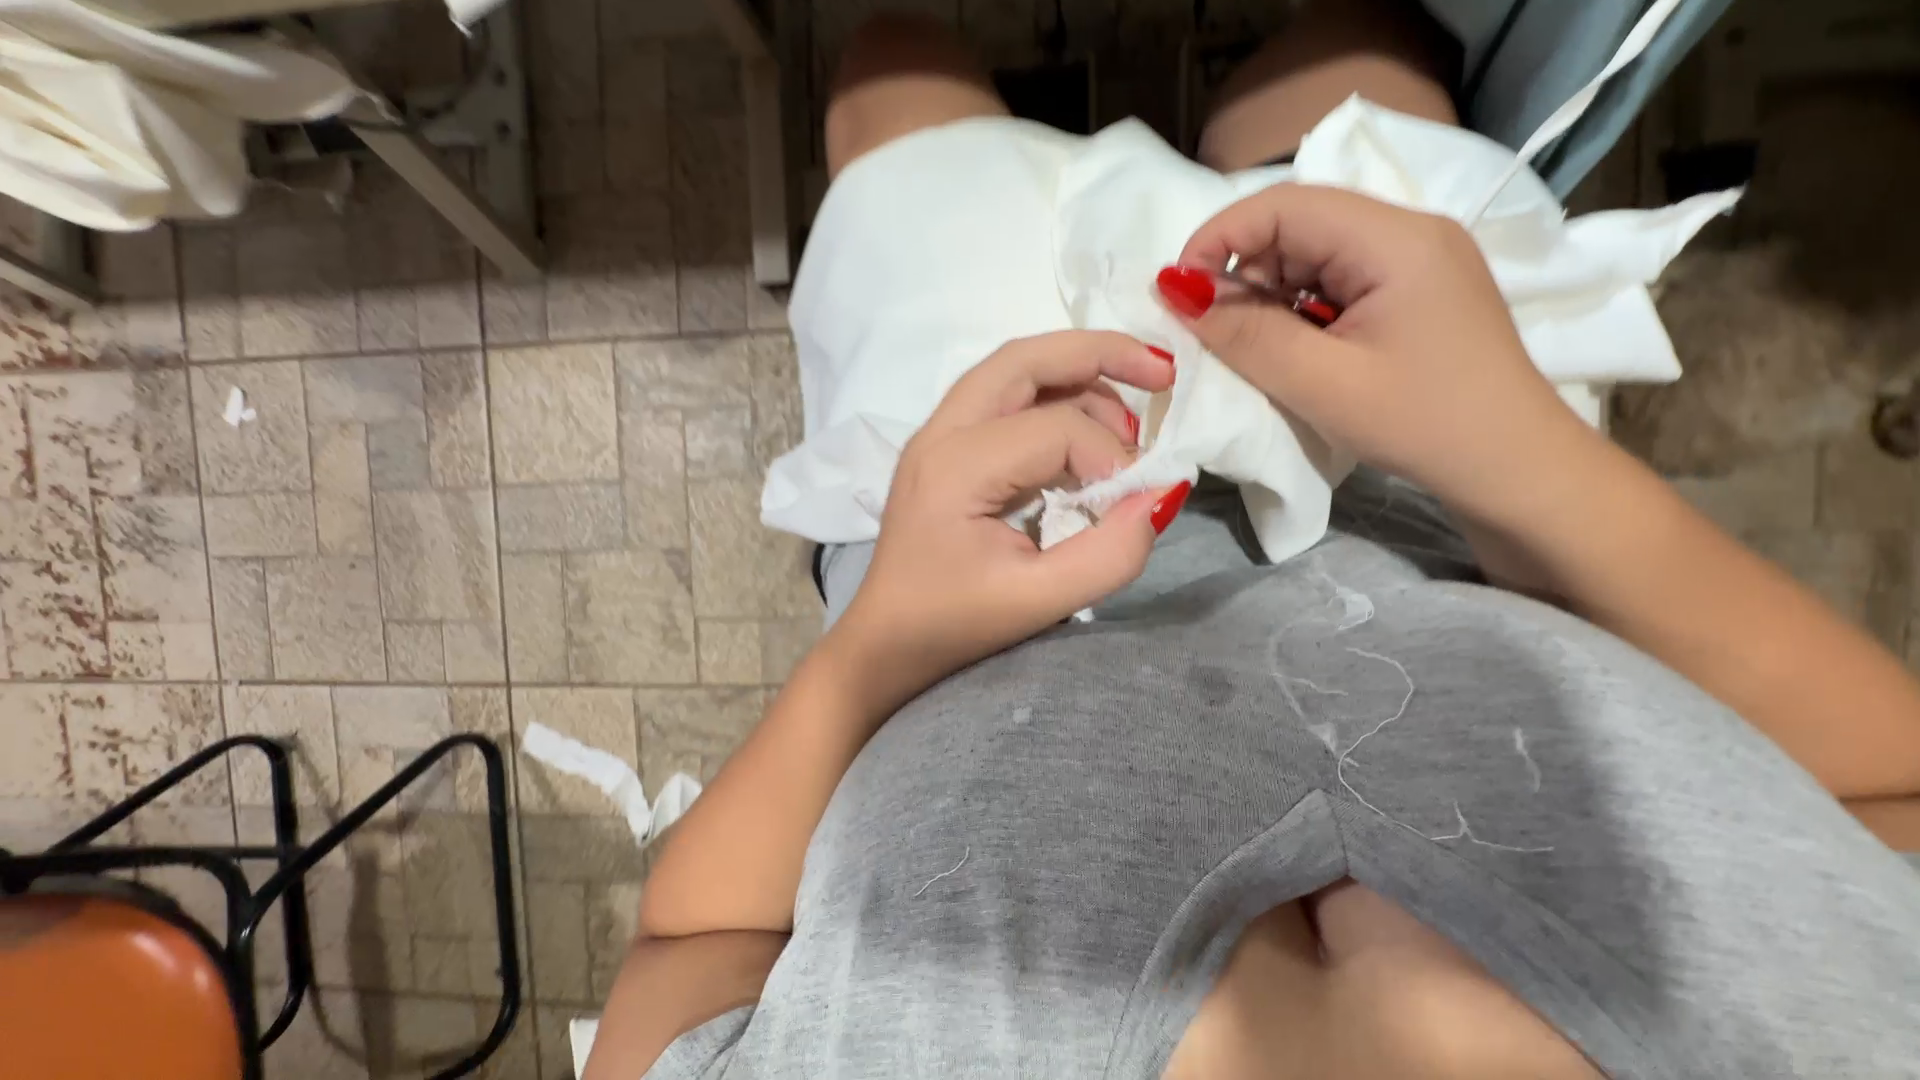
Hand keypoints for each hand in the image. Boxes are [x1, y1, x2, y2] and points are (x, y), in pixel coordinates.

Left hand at [828, 331, 1187, 712]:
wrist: (885, 642)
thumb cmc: (953, 625)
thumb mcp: (1038, 602)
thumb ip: (1109, 553)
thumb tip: (1161, 495)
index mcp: (955, 468)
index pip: (1055, 429)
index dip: (1111, 458)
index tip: (1137, 501)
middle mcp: (940, 433)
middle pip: (1025, 358)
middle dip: (1101, 352)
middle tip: (1164, 371)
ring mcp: (937, 435)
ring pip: (1014, 371)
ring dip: (1078, 379)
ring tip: (1129, 429)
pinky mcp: (945, 447)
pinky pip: (1005, 398)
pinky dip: (1055, 401)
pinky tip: (1088, 438)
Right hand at [1158, 184, 1594, 516]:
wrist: (1514, 468)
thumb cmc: (1422, 424)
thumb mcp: (1321, 383)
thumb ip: (1246, 332)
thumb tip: (1176, 292)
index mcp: (1395, 238)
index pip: (1285, 204)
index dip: (1218, 237)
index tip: (1175, 290)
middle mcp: (1409, 231)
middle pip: (1298, 225)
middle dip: (1244, 273)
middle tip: (1218, 334)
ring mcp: (1416, 259)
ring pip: (1312, 255)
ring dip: (1270, 296)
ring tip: (1261, 351)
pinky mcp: (1415, 290)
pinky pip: (1336, 280)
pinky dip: (1300, 310)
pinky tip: (1298, 351)